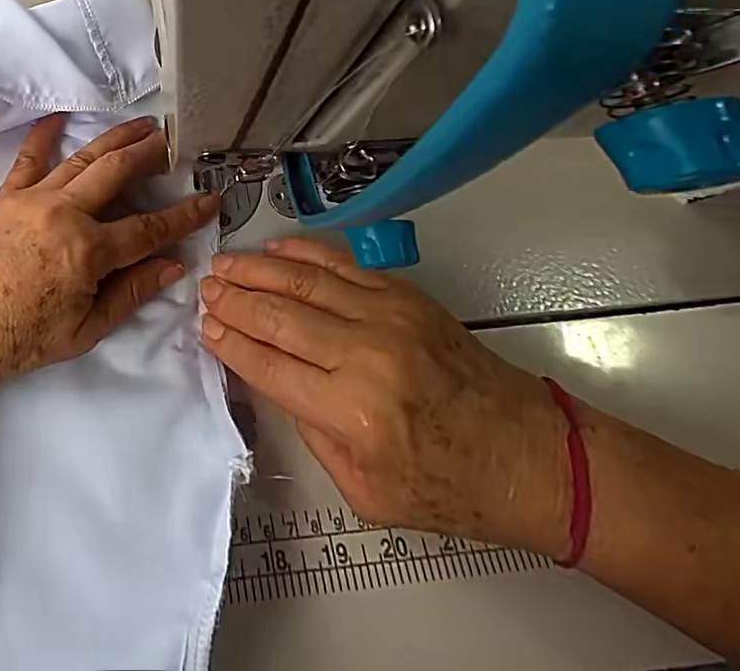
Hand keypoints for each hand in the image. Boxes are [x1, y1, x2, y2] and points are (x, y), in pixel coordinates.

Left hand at [0, 114, 219, 423]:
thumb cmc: (16, 341)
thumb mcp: (83, 330)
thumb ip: (129, 293)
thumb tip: (172, 265)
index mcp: (88, 252)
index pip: (149, 227)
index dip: (184, 215)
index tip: (210, 199)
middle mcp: (63, 213)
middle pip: (118, 172)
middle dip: (152, 153)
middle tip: (177, 142)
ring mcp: (32, 199)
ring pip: (82, 158)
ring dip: (115, 138)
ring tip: (142, 124)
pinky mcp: (5, 196)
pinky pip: (28, 158)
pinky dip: (44, 134)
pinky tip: (59, 116)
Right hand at [198, 238, 572, 557]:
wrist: (534, 459)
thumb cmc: (447, 487)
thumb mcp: (362, 488)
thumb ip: (308, 428)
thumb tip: (268, 374)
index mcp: (352, 413)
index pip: (267, 365)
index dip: (230, 342)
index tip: (205, 325)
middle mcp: (365, 357)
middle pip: (277, 317)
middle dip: (233, 300)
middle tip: (205, 288)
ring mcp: (388, 319)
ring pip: (302, 283)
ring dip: (255, 270)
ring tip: (224, 264)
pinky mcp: (407, 299)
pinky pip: (342, 265)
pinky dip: (303, 254)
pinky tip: (274, 250)